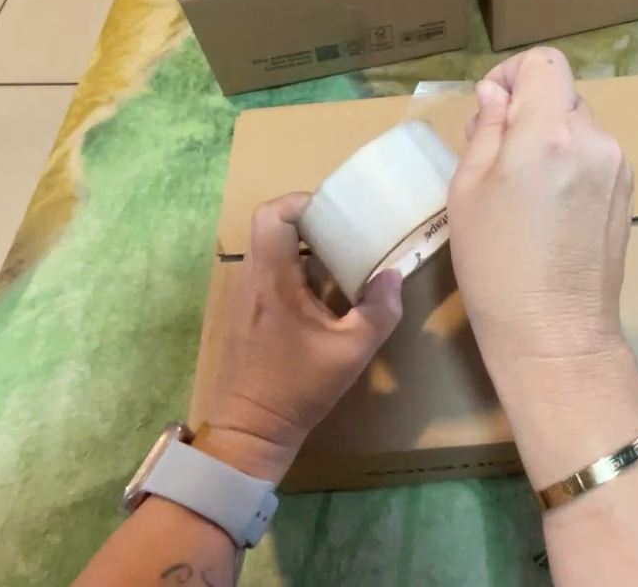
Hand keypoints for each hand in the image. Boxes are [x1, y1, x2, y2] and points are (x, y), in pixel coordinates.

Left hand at [189, 193, 404, 482]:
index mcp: (274, 279)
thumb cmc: (297, 389)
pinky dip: (297, 272)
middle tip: (348, 235)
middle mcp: (252, 279)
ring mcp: (244, 296)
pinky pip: (269, 273)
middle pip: (274, 227)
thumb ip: (379, 310)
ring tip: (342, 262)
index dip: (303, 202)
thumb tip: (394, 276)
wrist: (248, 434)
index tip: (336, 214)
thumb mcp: (351, 352)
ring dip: (306, 249)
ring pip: (272, 250)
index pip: (273, 214)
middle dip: (313, 224)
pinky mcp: (245, 313)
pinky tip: (323, 297)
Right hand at [448, 49, 637, 469]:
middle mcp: (594, 139)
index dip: (512, 74)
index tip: (492, 109)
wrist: (556, 334)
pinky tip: (551, 206)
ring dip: (550, 137)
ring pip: (578, 124)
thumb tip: (496, 96)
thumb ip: (486, 130)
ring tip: (524, 188)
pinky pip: (595, 154)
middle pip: (561, 94)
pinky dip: (571, 161)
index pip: (544, 62)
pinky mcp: (629, 191)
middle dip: (527, 111)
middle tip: (497, 156)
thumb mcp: (467, 191)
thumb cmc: (495, 265)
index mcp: (551, 132)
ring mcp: (619, 165)